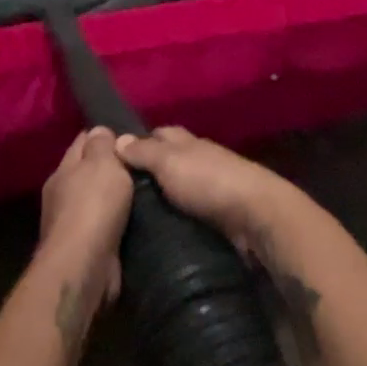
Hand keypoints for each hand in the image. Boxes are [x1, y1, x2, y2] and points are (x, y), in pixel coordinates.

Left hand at [38, 127, 133, 303]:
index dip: (104, 133)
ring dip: (117, 196)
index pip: (83, 141)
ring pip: (98, 199)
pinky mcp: (85, 248)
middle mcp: (62, 195)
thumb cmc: (94, 206)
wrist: (83, 266)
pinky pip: (105, 224)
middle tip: (144, 161)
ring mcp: (71, 223)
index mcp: (63, 170)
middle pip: (89, 171)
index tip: (129, 132)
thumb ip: (102, 145)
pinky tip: (138, 218)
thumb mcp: (102, 164)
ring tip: (148, 189)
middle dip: (112, 166)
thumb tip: (99, 130)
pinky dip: (119, 220)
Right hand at [115, 126, 301, 246]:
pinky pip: (189, 211)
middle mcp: (199, 161)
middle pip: (169, 161)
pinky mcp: (217, 215)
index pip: (159, 134)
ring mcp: (210, 188)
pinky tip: (156, 231)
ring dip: (160, 198)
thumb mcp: (170, 162)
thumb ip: (145, 152)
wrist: (254, 214)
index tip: (111, 160)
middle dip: (146, 172)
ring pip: (178, 188)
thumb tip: (117, 139)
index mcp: (188, 143)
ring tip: (128, 219)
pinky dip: (174, 216)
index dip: (137, 142)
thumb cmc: (209, 181)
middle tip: (115, 195)